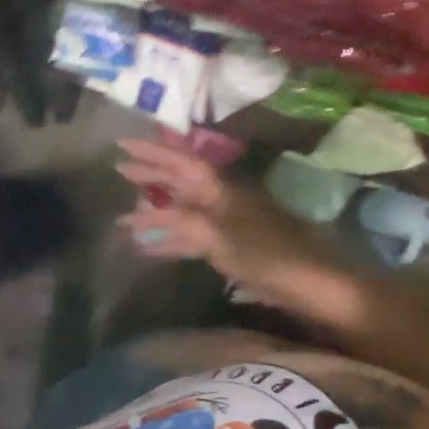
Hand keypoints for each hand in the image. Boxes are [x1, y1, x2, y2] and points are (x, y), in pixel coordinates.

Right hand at [115, 140, 361, 322]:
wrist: (308, 282)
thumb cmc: (266, 253)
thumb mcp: (219, 237)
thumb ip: (182, 223)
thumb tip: (152, 212)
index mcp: (221, 187)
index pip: (179, 162)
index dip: (151, 154)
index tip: (121, 146)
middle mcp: (222, 198)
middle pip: (180, 182)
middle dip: (151, 176)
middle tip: (119, 172)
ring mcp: (226, 222)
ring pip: (183, 210)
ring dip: (156, 211)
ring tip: (126, 214)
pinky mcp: (230, 246)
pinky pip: (191, 237)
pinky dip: (169, 240)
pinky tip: (148, 249)